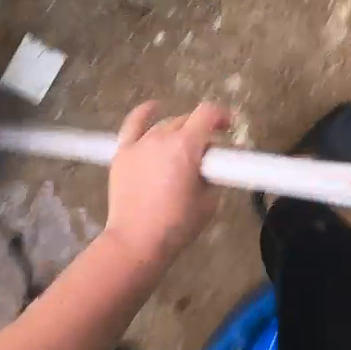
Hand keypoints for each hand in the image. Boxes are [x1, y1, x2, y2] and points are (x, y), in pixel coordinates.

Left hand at [102, 102, 227, 268]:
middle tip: (207, 153)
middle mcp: (162, 136)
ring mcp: (140, 143)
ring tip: (182, 148)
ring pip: (164, 126)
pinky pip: (133, 124)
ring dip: (178, 132)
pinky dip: (145, 113)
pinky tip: (153, 108)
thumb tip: (213, 165)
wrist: (137, 242)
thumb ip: (214, 175)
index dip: (221, 116)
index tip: (228, 127)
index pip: (207, 114)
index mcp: (187, 145)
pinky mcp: (122, 152)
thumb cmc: (177, 225)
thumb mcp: (209, 201)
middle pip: (187, 121)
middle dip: (201, 132)